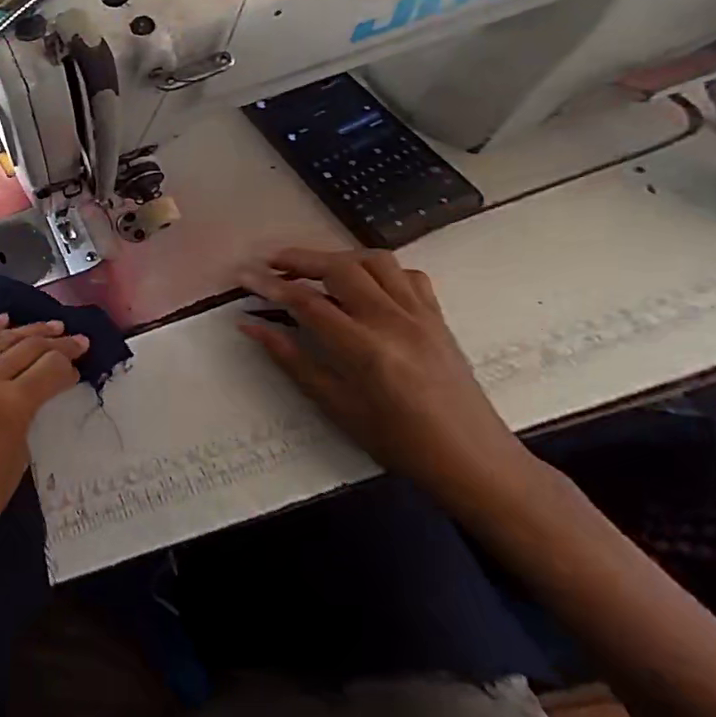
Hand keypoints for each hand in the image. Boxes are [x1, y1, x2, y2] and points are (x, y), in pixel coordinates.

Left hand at [0, 315, 89, 563]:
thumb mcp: (20, 453)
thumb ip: (32, 411)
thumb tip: (45, 388)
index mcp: (9, 404)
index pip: (50, 367)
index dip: (69, 364)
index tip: (82, 365)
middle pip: (29, 348)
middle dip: (57, 343)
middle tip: (79, 340)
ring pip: (0, 340)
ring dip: (29, 331)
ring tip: (53, 326)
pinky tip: (5, 320)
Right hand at [237, 248, 531, 505]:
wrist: (472, 459)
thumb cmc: (398, 442)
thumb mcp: (337, 407)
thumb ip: (293, 360)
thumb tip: (251, 326)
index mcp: (366, 349)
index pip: (307, 302)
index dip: (269, 285)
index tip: (243, 276)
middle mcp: (394, 321)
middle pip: (340, 268)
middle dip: (300, 259)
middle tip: (271, 264)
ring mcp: (421, 314)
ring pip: (375, 260)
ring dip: (338, 257)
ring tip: (314, 269)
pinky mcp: (437, 315)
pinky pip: (406, 274)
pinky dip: (378, 270)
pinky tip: (363, 285)